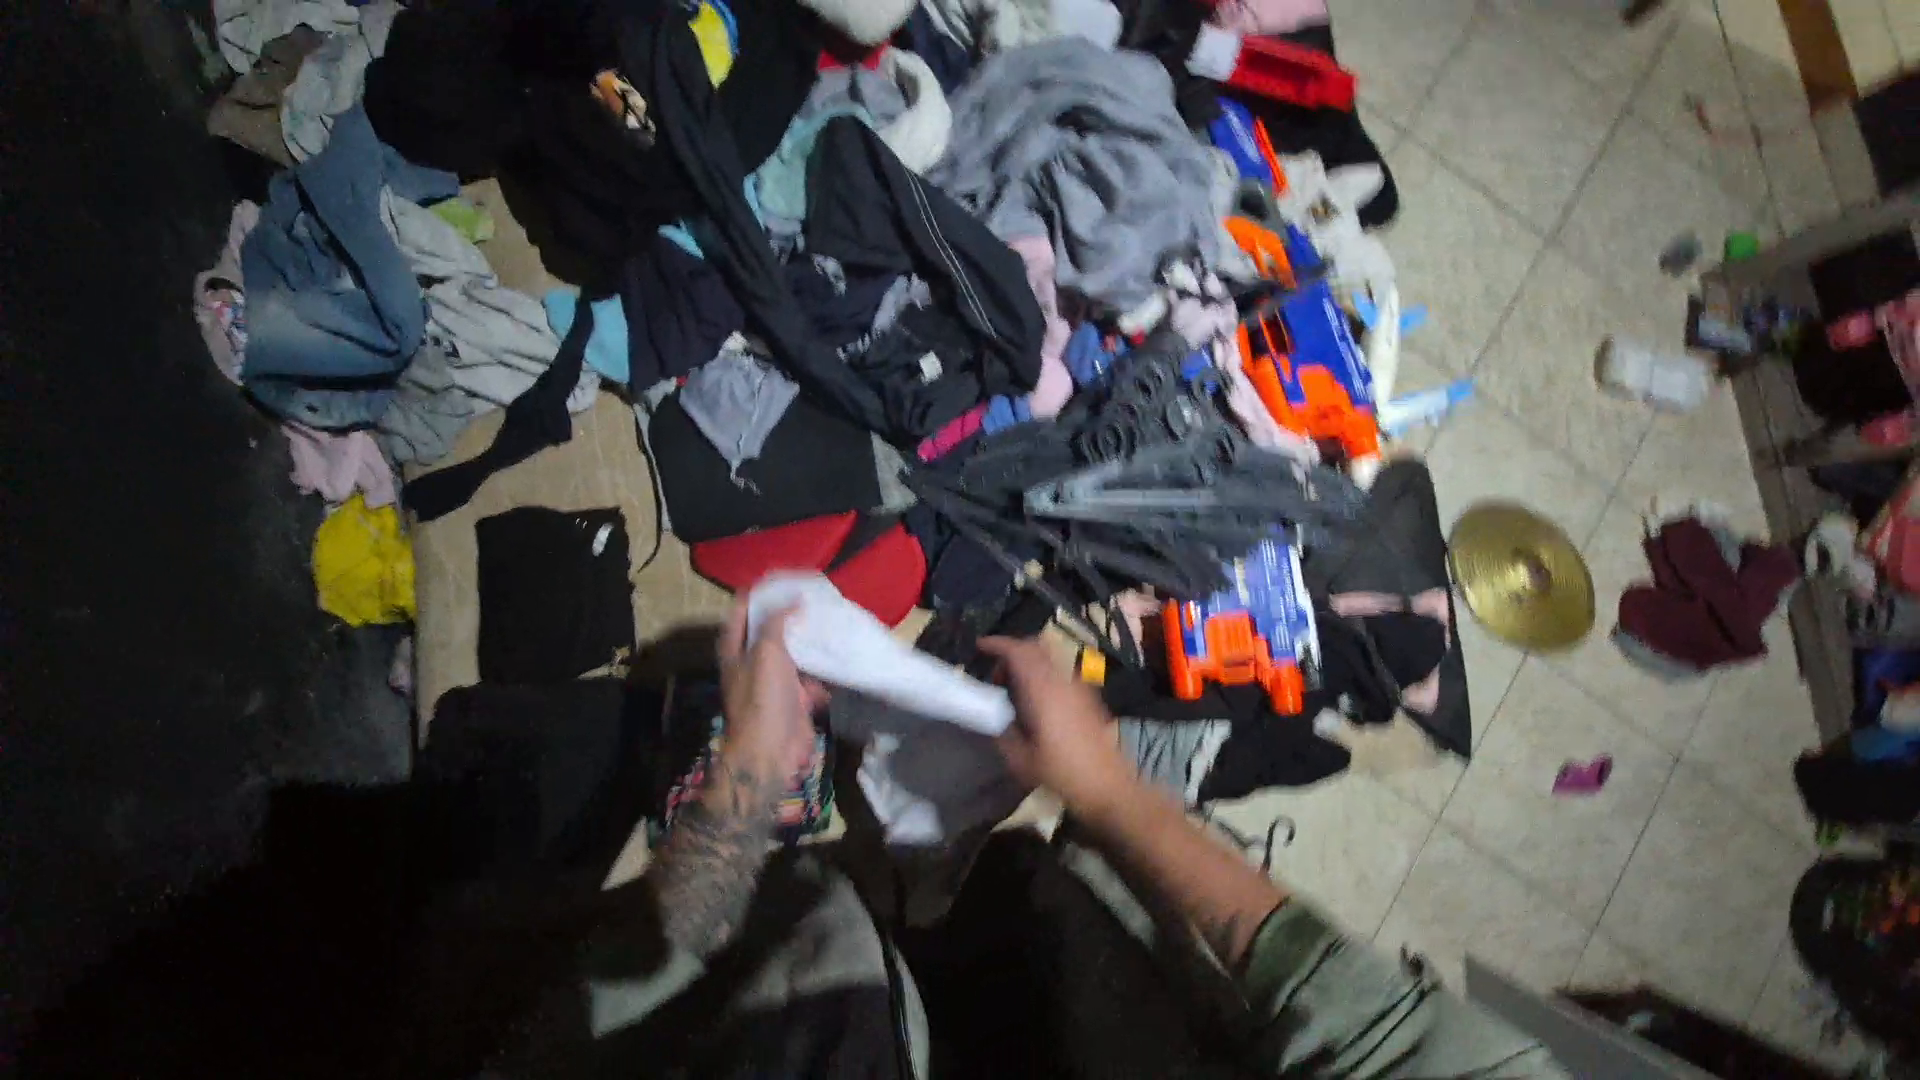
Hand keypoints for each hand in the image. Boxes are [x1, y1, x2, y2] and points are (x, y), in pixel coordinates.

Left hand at [716, 600, 825, 780]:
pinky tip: (837, 652)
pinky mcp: (795, 696)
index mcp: (735, 648)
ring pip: (794, 652)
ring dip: (810, 640)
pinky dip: (822, 668)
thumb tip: (793, 600)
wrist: (771, 750)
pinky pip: (811, 675)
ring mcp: (774, 680)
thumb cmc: (763, 697)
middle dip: (790, 614)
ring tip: (830, 618)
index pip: (742, 609)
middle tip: (814, 595)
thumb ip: (777, 622)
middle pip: (770, 629)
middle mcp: (752, 660)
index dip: (759, 592)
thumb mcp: (767, 651)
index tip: (783, 578)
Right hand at [977, 636, 1135, 819]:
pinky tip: (1034, 702)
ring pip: (1048, 657)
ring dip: (1028, 663)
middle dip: (1012, 652)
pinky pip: (1059, 672)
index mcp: (1043, 690)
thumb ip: (1003, 731)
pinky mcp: (1087, 696)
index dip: (997, 644)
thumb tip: (993, 716)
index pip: (1019, 651)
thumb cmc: (1063, 773)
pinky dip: (1041, 674)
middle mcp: (1062, 680)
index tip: (979, 647)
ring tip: (1013, 689)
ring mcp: (1078, 686)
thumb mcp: (1021, 759)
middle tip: (996, 675)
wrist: (1109, 786)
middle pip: (1035, 646)